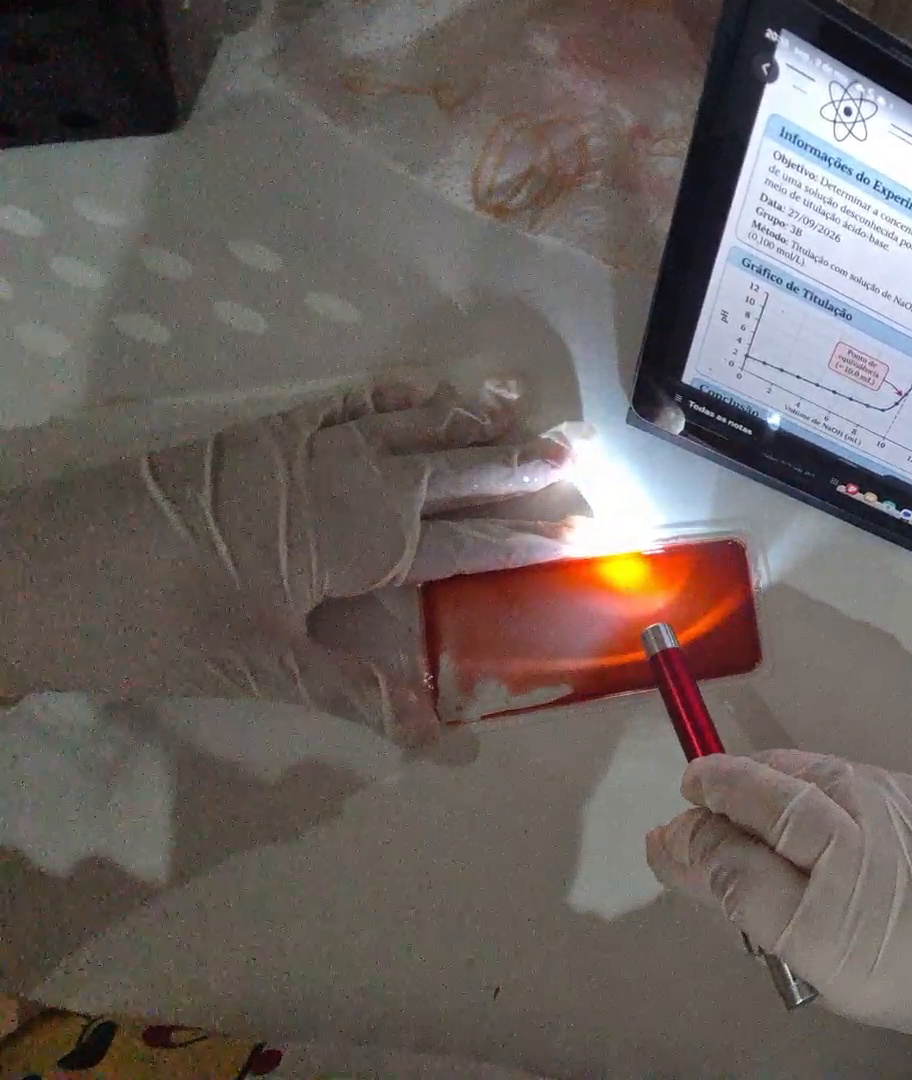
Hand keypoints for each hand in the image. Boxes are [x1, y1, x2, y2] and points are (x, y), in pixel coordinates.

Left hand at [0, 375, 575, 741]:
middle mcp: (344, 487)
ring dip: (467, 420)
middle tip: (574, 451)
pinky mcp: (259, 435)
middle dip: (518, 466)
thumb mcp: (256, 666)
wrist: (12, 570)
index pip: (472, 541)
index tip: (588, 531)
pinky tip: (419, 384)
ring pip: (406, 429)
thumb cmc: (146, 626)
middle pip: (453, 474)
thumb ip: (356, 690)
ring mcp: (302, 452)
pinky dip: (385, 394)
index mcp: (356, 544)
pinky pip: (340, 405)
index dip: (533, 539)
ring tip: (517, 404)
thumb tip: (439, 736)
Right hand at [646, 751, 911, 1067]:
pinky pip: (850, 773)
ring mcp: (905, 812)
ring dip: (768, 775)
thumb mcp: (806, 954)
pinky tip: (794, 786)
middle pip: (785, 804)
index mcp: (838, 920)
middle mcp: (874, 854)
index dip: (703, 840)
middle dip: (728, 787)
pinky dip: (811, 776)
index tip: (672, 827)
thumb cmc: (887, 965)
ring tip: (737, 783)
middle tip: (694, 786)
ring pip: (819, 777)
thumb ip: (739, 896)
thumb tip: (674, 844)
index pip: (749, 870)